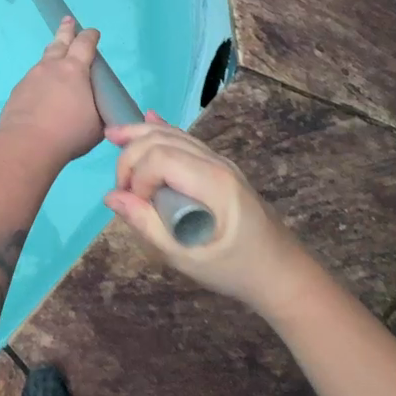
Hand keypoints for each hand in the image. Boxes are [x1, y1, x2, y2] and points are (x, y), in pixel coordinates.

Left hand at [0, 17, 104, 164]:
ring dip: (51, 56)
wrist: (27, 144)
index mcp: (74, 70)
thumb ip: (100, 109)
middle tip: (68, 20)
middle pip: (59, 43)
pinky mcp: (18, 91)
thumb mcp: (97, 123)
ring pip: (43, 61)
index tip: (92, 31)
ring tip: (56, 56)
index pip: (84, 45)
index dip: (89, 36)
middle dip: (66, 31)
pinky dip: (40, 80)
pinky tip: (41, 92)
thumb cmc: (69, 133)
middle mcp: (51, 67)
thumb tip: (100, 107)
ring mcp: (31, 77)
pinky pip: (32, 80)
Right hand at [103, 115, 310, 313]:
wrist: (284, 276)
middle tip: (120, 187)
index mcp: (213, 184)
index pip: (160, 158)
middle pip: (162, 140)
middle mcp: (217, 163)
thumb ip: (147, 226)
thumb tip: (111, 198)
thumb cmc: (236, 271)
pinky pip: (186, 140)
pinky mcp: (220, 167)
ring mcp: (220, 161)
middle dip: (132, 155)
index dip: (136, 177)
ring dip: (141, 135)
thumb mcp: (187, 259)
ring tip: (112, 136)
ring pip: (173, 134)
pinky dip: (162, 130)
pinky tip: (147, 119)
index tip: (134, 207)